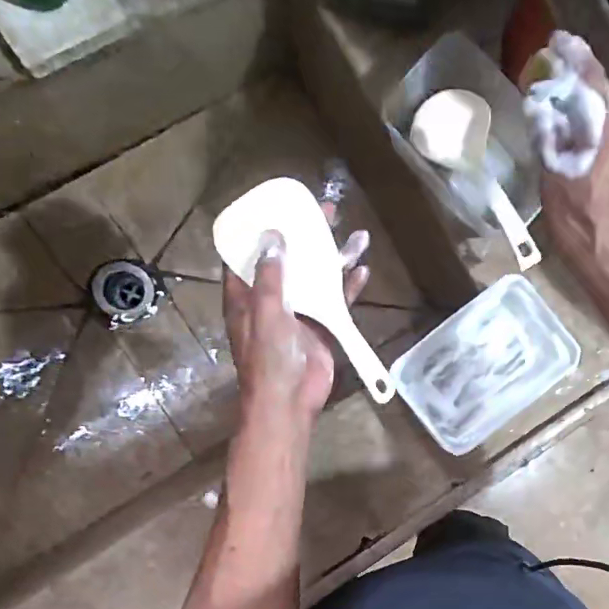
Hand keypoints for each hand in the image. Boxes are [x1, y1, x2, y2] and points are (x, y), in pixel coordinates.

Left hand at [223, 213, 369, 427]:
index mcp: (246, 297)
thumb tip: (274, 239)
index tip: (275, 208)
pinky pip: (335, 301)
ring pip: (316, 278)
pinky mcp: (320, 326)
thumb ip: (270, 276)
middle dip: (305, 236)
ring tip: (355, 234)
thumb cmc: (269, 357)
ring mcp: (298, 313)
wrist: (289, 400)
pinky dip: (348, 286)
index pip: (247, 257)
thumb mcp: (265, 312)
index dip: (260, 232)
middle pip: (289, 260)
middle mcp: (271, 300)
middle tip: (324, 210)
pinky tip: (362, 269)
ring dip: (334, 258)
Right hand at [524, 37, 608, 293]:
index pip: (593, 81)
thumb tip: (539, 105)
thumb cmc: (579, 221)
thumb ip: (547, 138)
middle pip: (600, 91)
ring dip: (578, 94)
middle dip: (576, 72)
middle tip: (551, 58)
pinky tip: (563, 119)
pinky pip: (600, 127)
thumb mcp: (554, 178)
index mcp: (608, 132)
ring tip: (552, 84)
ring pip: (600, 109)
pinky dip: (581, 116)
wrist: (607, 257)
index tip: (556, 38)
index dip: (576, 56)